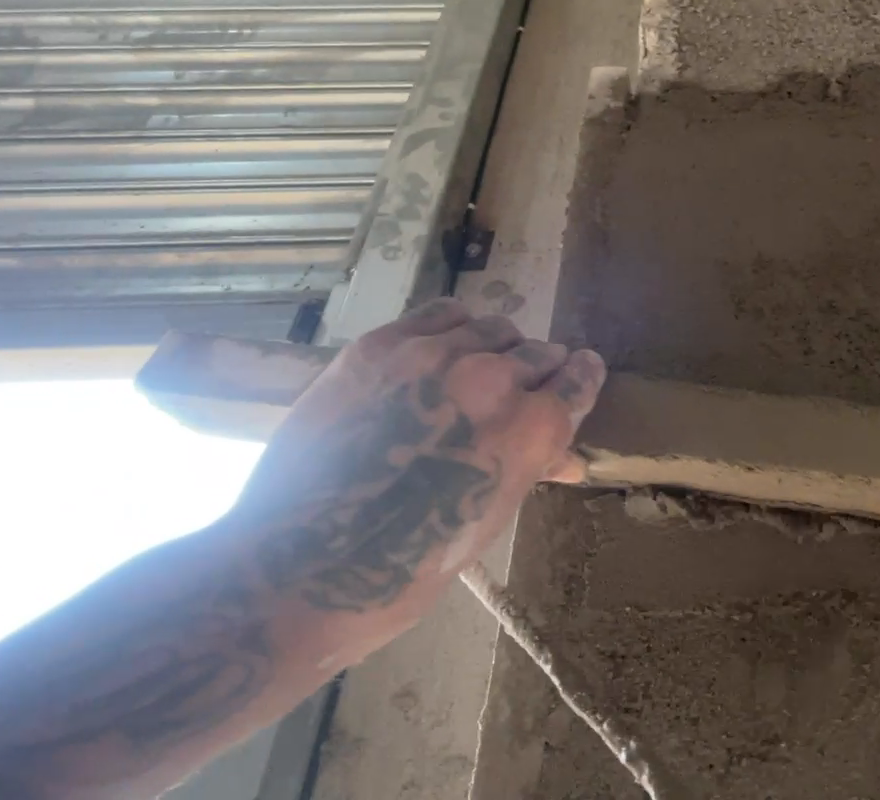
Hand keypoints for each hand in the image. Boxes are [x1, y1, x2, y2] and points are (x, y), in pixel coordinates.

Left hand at [236, 301, 605, 639]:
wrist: (297, 565)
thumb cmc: (409, 565)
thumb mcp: (490, 520)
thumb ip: (530, 469)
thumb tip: (565, 457)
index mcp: (532, 429)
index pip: (579, 379)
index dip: (582, 376)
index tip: (579, 372)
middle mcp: (495, 380)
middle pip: (539, 351)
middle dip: (538, 371)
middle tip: (519, 389)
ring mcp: (435, 357)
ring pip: (493, 328)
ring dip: (497, 347)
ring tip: (477, 368)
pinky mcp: (382, 346)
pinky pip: (441, 313)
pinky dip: (454, 327)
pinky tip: (443, 348)